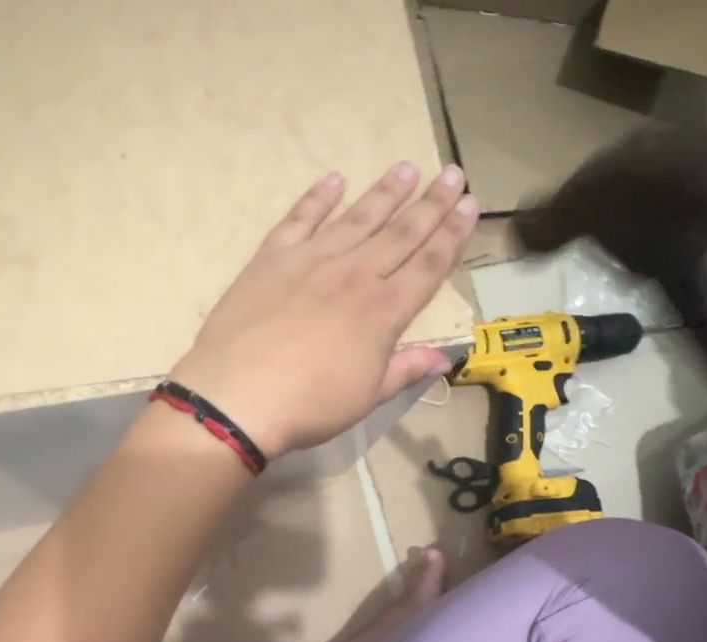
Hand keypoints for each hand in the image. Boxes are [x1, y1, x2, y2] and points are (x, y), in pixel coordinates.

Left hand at [168, 163, 478, 456]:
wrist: (236, 397)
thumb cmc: (308, 407)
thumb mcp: (365, 398)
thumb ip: (404, 370)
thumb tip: (443, 358)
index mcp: (384, 312)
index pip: (429, 265)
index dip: (452, 235)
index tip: (470, 206)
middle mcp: (354, 275)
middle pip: (401, 232)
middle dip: (431, 203)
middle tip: (452, 173)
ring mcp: (311, 261)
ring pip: (357, 217)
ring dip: (385, 192)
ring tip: (406, 168)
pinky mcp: (271, 259)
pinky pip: (300, 220)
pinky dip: (318, 198)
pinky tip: (335, 180)